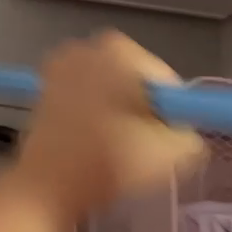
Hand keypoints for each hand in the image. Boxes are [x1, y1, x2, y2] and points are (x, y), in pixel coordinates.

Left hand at [7, 32, 204, 219]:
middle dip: (142, 107)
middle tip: (142, 142)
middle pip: (134, 82)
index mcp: (118, 50)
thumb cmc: (110, 160)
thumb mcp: (174, 151)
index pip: (165, 82)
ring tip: (115, 144)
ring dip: (116, 112)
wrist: (47, 183)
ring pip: (108, 91)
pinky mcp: (42, 91)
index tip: (164, 138)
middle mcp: (85, 49)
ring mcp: (59, 68)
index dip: (171, 113)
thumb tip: (181, 130)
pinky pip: (83, 100)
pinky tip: (92, 140)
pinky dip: (91, 116)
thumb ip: (189, 132)